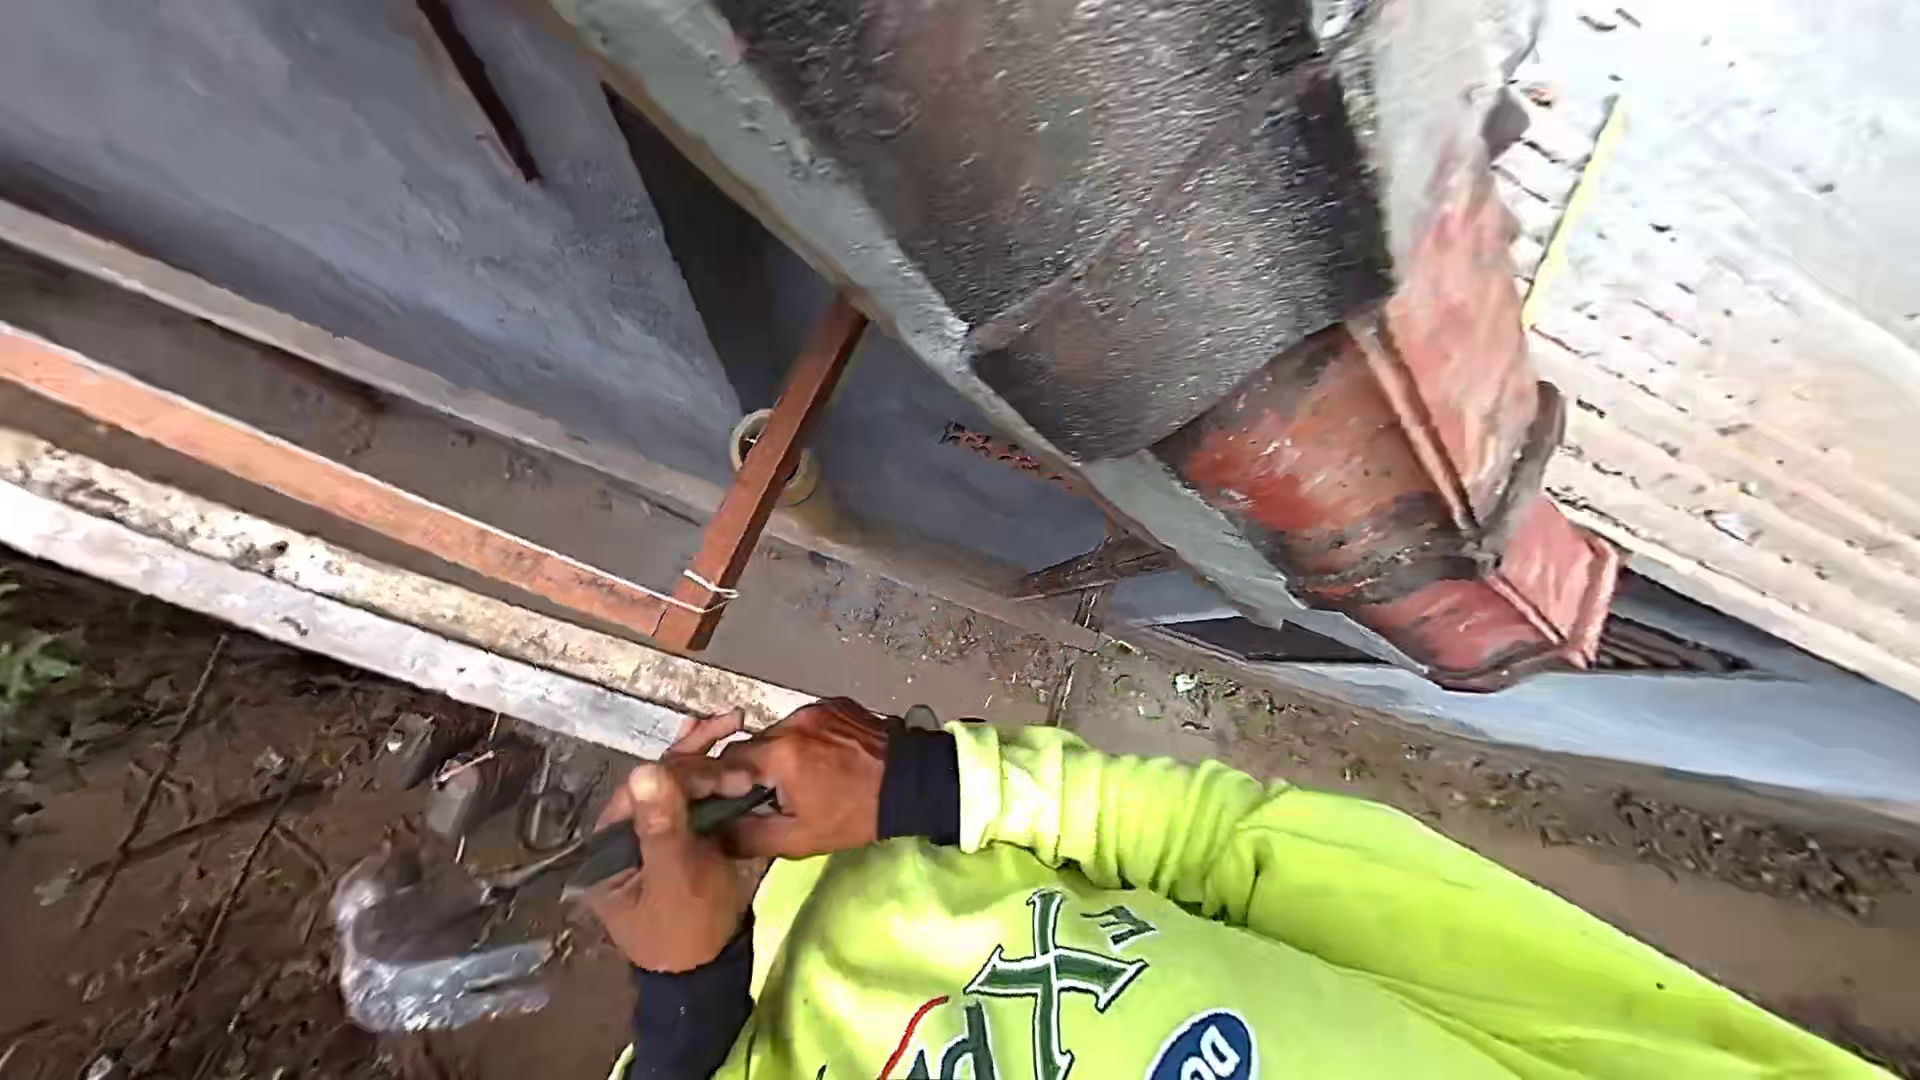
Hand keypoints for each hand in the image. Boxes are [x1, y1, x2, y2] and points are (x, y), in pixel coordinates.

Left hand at [584, 711, 763, 971]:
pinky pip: (693, 788)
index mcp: (608, 846)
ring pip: (677, 776)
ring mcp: (656, 827)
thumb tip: (646, 768)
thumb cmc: (687, 927)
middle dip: (701, 758)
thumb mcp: (675, 878)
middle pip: (660, 776)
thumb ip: (662, 826)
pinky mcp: (682, 827)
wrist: (712, 960)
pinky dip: (709, 763)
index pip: (642, 789)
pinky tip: (720, 737)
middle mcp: (626, 830)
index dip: (682, 770)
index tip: (721, 766)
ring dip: (706, 750)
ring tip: (733, 721)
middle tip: (739, 742)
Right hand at [677, 697, 889, 858]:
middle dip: (753, 769)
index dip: (721, 783)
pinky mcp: (835, 703)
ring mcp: (816, 708)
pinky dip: (805, 738)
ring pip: (778, 731)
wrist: (909, 783)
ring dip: (780, 753)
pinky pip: (805, 721)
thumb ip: (747, 836)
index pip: (726, 762)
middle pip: (753, 745)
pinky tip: (823, 757)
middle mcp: (794, 722)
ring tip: (803, 775)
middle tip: (770, 793)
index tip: (726, 798)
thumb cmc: (855, 814)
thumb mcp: (798, 839)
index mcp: (780, 754)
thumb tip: (713, 832)